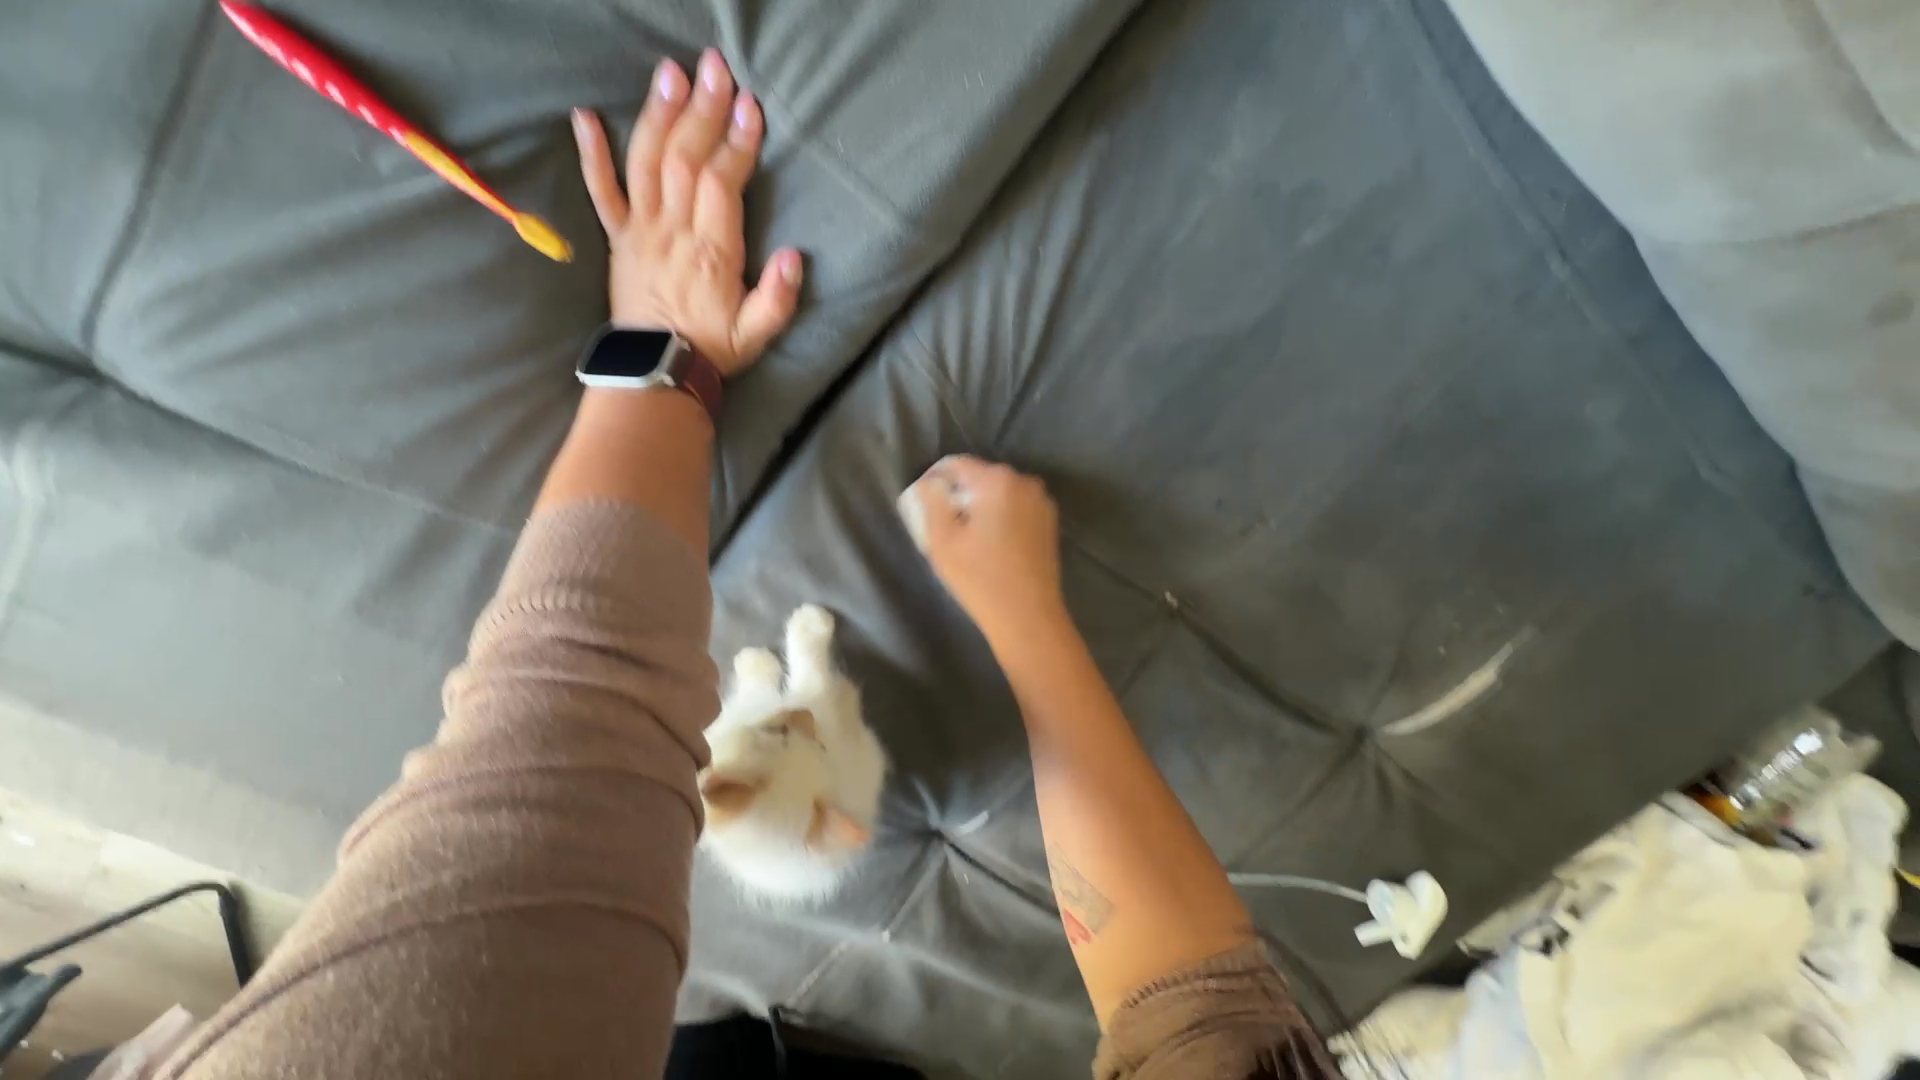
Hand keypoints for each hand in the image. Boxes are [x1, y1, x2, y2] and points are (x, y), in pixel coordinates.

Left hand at [572, 49, 803, 377]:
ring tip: (670, 73)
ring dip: (658, 115)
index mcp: (711, 253)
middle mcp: (673, 233)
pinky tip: (585, 117)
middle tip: (715, 68)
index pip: (722, 185)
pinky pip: (601, 193)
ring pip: (647, 164)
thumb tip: (796, 256)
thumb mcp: (758, 334)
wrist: (657, 372)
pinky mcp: (618, 240)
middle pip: (685, 159)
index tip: (750, 108)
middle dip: (702, 111)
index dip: (736, 144)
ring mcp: (640, 232)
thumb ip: (779, 298)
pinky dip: (591, 154)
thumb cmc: (712, 350)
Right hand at [913, 456, 1068, 644]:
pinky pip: (1015, 508)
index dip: (935, 479)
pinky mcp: (1048, 522)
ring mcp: (1040, 501)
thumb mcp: (942, 540)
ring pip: (999, 493)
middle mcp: (1024, 482)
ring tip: (965, 535)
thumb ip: (931, 502)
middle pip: (980, 477)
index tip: (922, 501)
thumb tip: (928, 483)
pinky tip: (990, 543)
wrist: (1027, 615)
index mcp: (997, 480)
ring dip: (980, 505)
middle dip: (959, 493)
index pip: (957, 465)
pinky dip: (1000, 516)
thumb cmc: (980, 577)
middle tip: (942, 522)